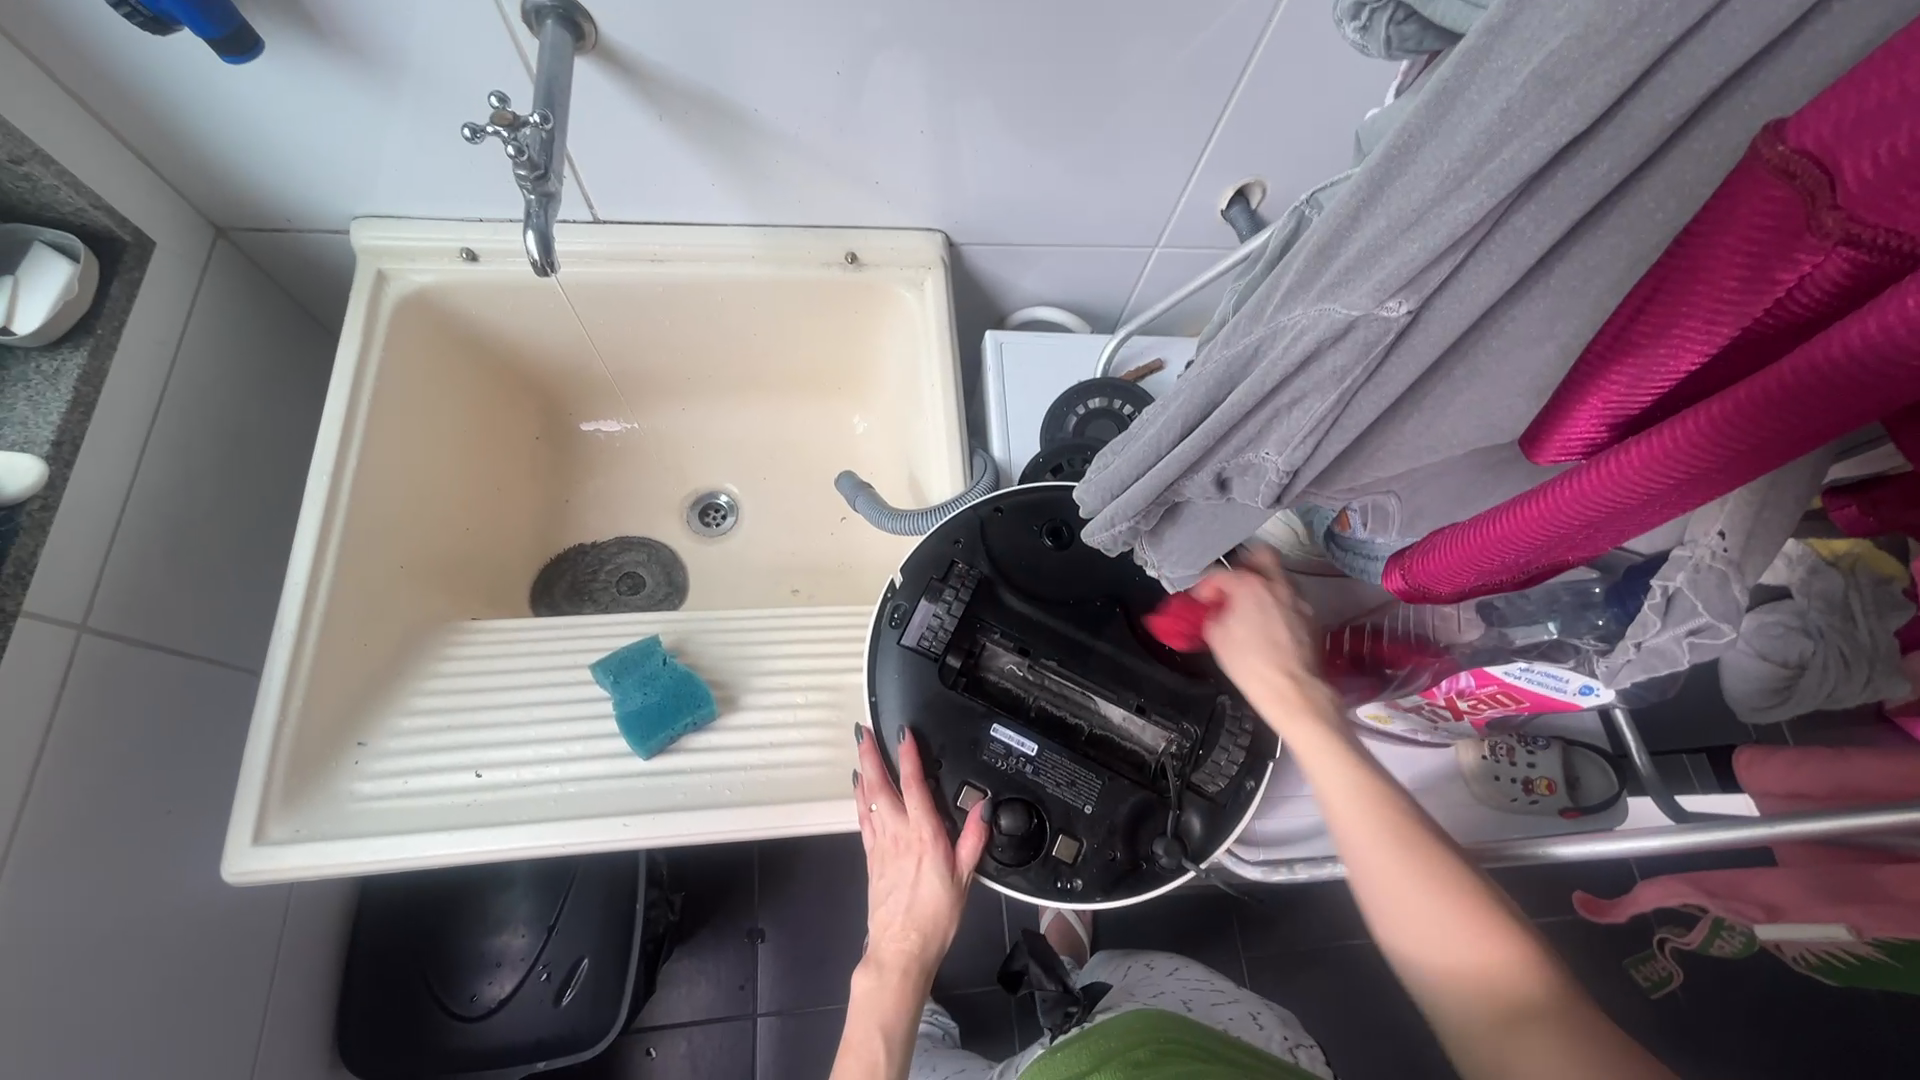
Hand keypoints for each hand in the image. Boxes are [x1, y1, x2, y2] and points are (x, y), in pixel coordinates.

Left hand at [852, 724, 988, 987]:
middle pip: (880, 786)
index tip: (904, 733)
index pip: (914, 786)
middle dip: (871, 756)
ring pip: (868, 798)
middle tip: (863, 731)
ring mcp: (881, 844)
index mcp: (925, 836)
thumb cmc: (936, 917)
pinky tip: (859, 787)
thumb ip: (973, 840)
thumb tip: (983, 807)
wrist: (901, 950)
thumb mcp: (965, 879)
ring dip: (863, 770)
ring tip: (860, 748)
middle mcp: (898, 834)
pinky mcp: (871, 856)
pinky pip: (864, 817)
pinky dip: (860, 797)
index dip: (909, 757)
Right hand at [1188, 545, 1341, 734]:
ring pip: (1279, 577)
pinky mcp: (1310, 616)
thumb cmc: (1250, 664)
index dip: (1205, 586)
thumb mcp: (1215, 637)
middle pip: (1261, 555)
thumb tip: (1214, 610)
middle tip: (1233, 583)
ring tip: (1250, 606)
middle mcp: (1277, 585)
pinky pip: (1290, 599)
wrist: (1292, 688)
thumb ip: (1211, 614)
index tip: (1200, 600)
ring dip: (1262, 585)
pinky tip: (1268, 623)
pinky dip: (1277, 603)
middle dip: (1244, 564)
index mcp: (1249, 585)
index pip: (1219, 573)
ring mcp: (1297, 599)